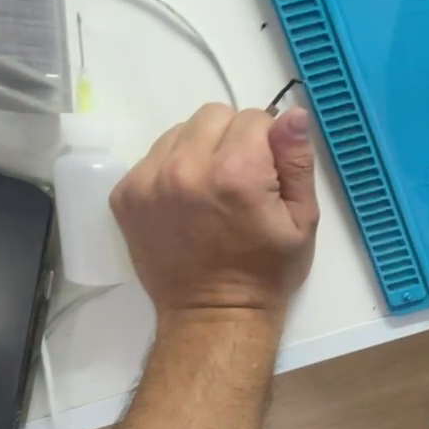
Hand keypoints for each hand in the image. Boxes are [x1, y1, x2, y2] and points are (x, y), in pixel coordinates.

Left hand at [111, 104, 320, 325]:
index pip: (254, 118)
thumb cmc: (269, 270)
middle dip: (235, 139)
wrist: (215, 313)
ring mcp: (148, 180)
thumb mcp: (303, 219)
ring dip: (202, 149)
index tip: (271, 175)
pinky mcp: (125, 192)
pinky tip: (189, 201)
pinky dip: (175, 167)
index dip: (270, 143)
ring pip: (181, 130)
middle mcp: (186, 168)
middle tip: (243, 181)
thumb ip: (297, 162)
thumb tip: (293, 115)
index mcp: (236, 174)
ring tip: (213, 191)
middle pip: (214, 115)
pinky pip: (155, 154)